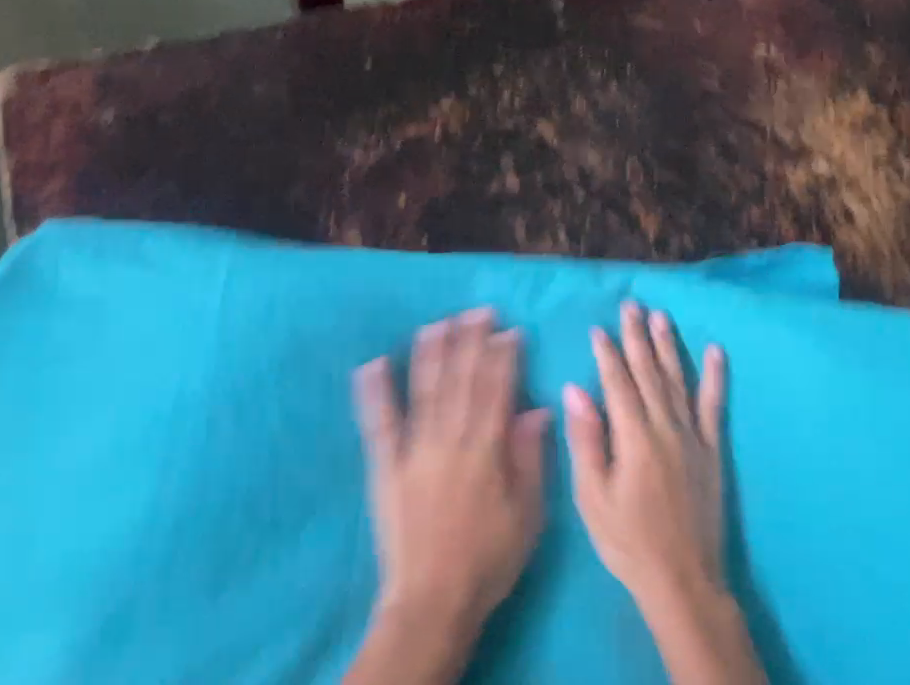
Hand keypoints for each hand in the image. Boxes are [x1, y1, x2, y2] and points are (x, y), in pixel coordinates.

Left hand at [352, 308, 550, 631]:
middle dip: (470, 343)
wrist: (433, 599)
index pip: (496, 391)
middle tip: (476, 311)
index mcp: (486, 451)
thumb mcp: (529, 513)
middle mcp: (450, 441)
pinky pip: (379, 425)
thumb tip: (537, 408)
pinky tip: (371, 364)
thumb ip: (530, 457)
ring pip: (424, 392)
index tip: (508, 330)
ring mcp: (414, 451)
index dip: (503, 357)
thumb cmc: (490, 558)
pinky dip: (375, 393)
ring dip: (430, 355)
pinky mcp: (385, 467)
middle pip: (461, 382)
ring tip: (436, 323)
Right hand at [564, 303, 763, 684]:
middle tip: (631, 305)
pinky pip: (715, 406)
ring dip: (669, 346)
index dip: (608, 354)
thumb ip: (586, 440)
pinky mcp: (713, 450)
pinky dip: (716, 377)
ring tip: (661, 317)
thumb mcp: (592, 496)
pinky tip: (717, 352)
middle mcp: (666, 427)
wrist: (682, 577)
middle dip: (637, 337)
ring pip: (679, 380)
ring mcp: (694, 437)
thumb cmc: (627, 540)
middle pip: (648, 373)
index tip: (600, 328)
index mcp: (633, 437)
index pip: (617, 383)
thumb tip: (577, 389)